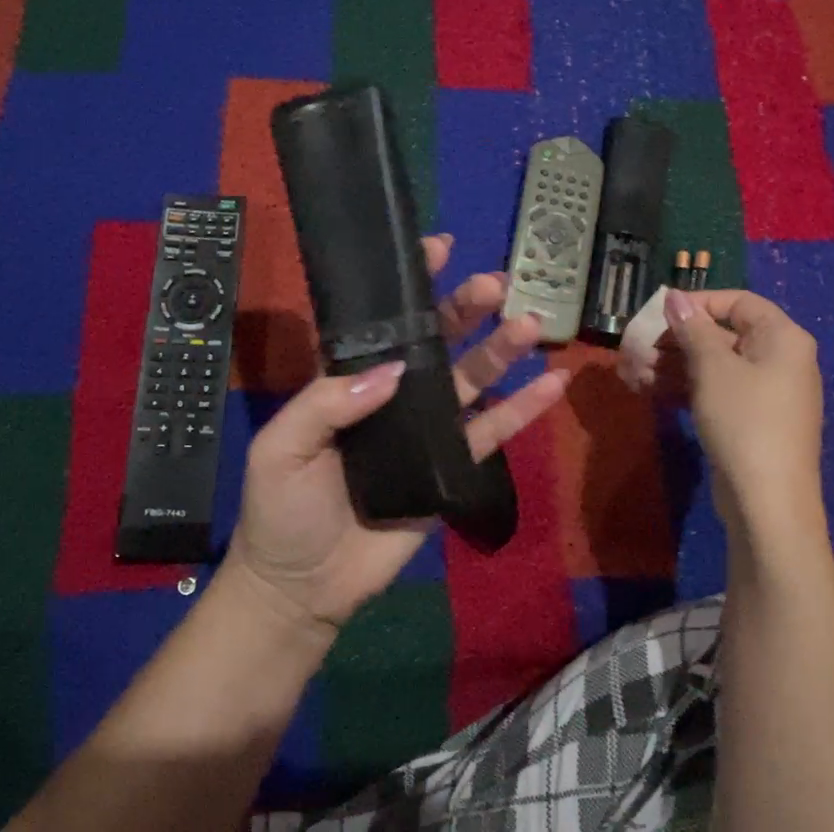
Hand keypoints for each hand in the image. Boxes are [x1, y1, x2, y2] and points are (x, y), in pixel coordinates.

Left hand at [222, 235, 569, 634]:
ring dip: (501, 351)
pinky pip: (490, 434)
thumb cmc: (282, 510)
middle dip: (465, 309)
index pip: (380, 323)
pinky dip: (522, 409)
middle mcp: (391, 397)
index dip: (409, 284)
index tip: (439, 248)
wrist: (304, 585)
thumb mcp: (283, 448)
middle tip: (496, 285)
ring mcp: (425, 431)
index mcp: (346, 382)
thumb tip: (396, 370)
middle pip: (435, 343)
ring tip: (532, 323)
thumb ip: (328, 403)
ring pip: (470, 380)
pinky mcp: (450, 469)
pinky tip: (552, 384)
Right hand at [659, 289, 824, 540]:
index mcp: (783, 337)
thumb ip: (692, 328)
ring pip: (713, 365)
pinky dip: (684, 387)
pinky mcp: (750, 420)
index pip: (738, 301)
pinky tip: (649, 390)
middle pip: (722, 334)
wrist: (768, 501)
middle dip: (675, 340)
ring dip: (671, 365)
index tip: (656, 315)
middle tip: (635, 349)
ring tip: (632, 373)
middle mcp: (780, 359)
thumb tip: (675, 297)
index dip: (696, 304)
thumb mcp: (713, 368)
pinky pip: (715, 391)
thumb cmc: (744, 421)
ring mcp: (766, 392)